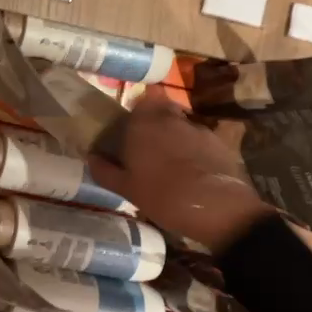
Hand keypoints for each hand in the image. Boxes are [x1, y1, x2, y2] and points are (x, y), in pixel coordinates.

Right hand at [89, 88, 274, 251]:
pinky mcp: (219, 142)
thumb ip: (105, 171)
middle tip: (149, 145)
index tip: (131, 130)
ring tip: (173, 160)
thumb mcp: (127, 190)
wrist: (219, 210)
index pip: (139, 100)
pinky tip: (194, 170)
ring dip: (175, 135)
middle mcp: (170, 118)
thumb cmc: (164, 197)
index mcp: (143, 124)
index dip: (136, 112)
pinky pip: (201, 138)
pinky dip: (195, 148)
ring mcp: (197, 128)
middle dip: (155, 121)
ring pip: (181, 123)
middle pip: (162, 108)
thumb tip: (91, 157)